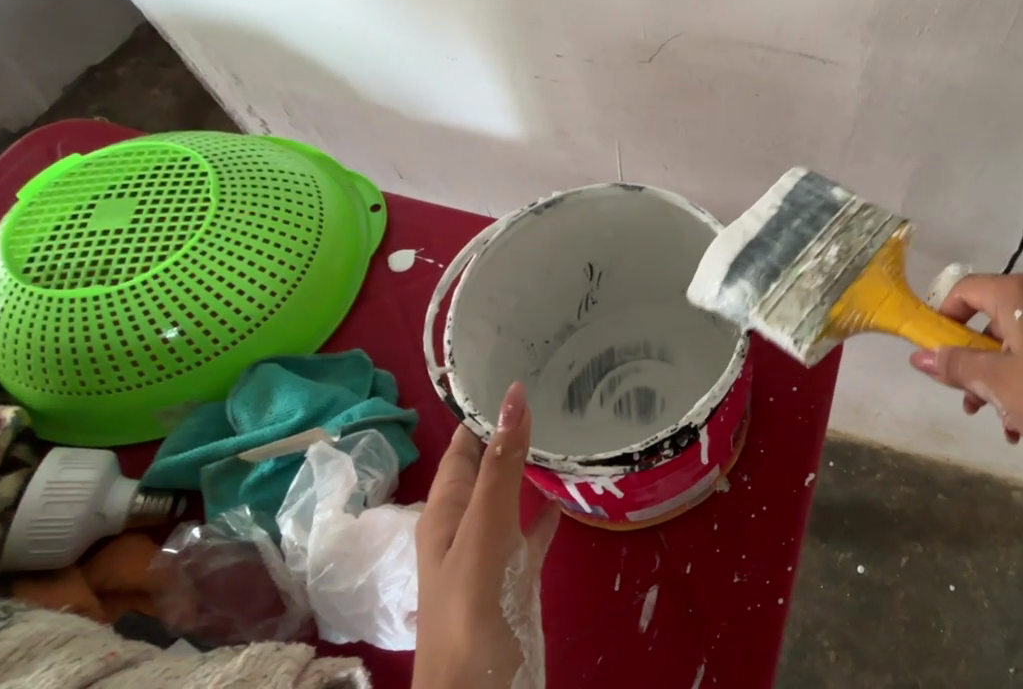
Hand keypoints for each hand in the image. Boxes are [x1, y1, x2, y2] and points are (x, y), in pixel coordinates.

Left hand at [414, 383, 560, 688]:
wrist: (480, 685)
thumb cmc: (474, 603)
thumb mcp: (485, 528)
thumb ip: (501, 465)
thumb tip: (513, 393)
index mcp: (446, 510)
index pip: (463, 444)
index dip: (484, 407)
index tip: (519, 365)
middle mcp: (466, 523)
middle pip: (490, 464)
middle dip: (515, 428)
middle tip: (558, 385)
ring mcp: (493, 549)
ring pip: (513, 492)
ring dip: (534, 463)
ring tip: (571, 424)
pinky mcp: (518, 572)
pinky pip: (534, 527)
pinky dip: (551, 505)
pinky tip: (575, 490)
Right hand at [910, 274, 1022, 491]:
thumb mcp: (997, 383)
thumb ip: (955, 365)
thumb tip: (918, 354)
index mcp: (1020, 294)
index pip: (965, 290)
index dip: (943, 320)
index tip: (936, 356)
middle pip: (992, 320)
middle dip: (973, 363)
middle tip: (968, 402)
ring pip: (1018, 345)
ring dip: (1000, 382)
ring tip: (1001, 424)